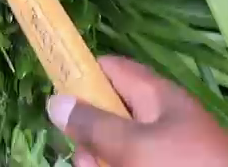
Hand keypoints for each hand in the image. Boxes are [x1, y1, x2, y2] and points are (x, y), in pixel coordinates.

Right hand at [48, 57, 227, 166]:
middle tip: (88, 164)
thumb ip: (94, 125)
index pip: (108, 69)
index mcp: (157, 97)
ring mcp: (172, 155)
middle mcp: (163, 122)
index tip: (62, 104)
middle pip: (111, 117)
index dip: (81, 77)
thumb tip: (55, 101)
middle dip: (91, 140)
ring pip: (123, 153)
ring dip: (104, 164)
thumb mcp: (137, 148)